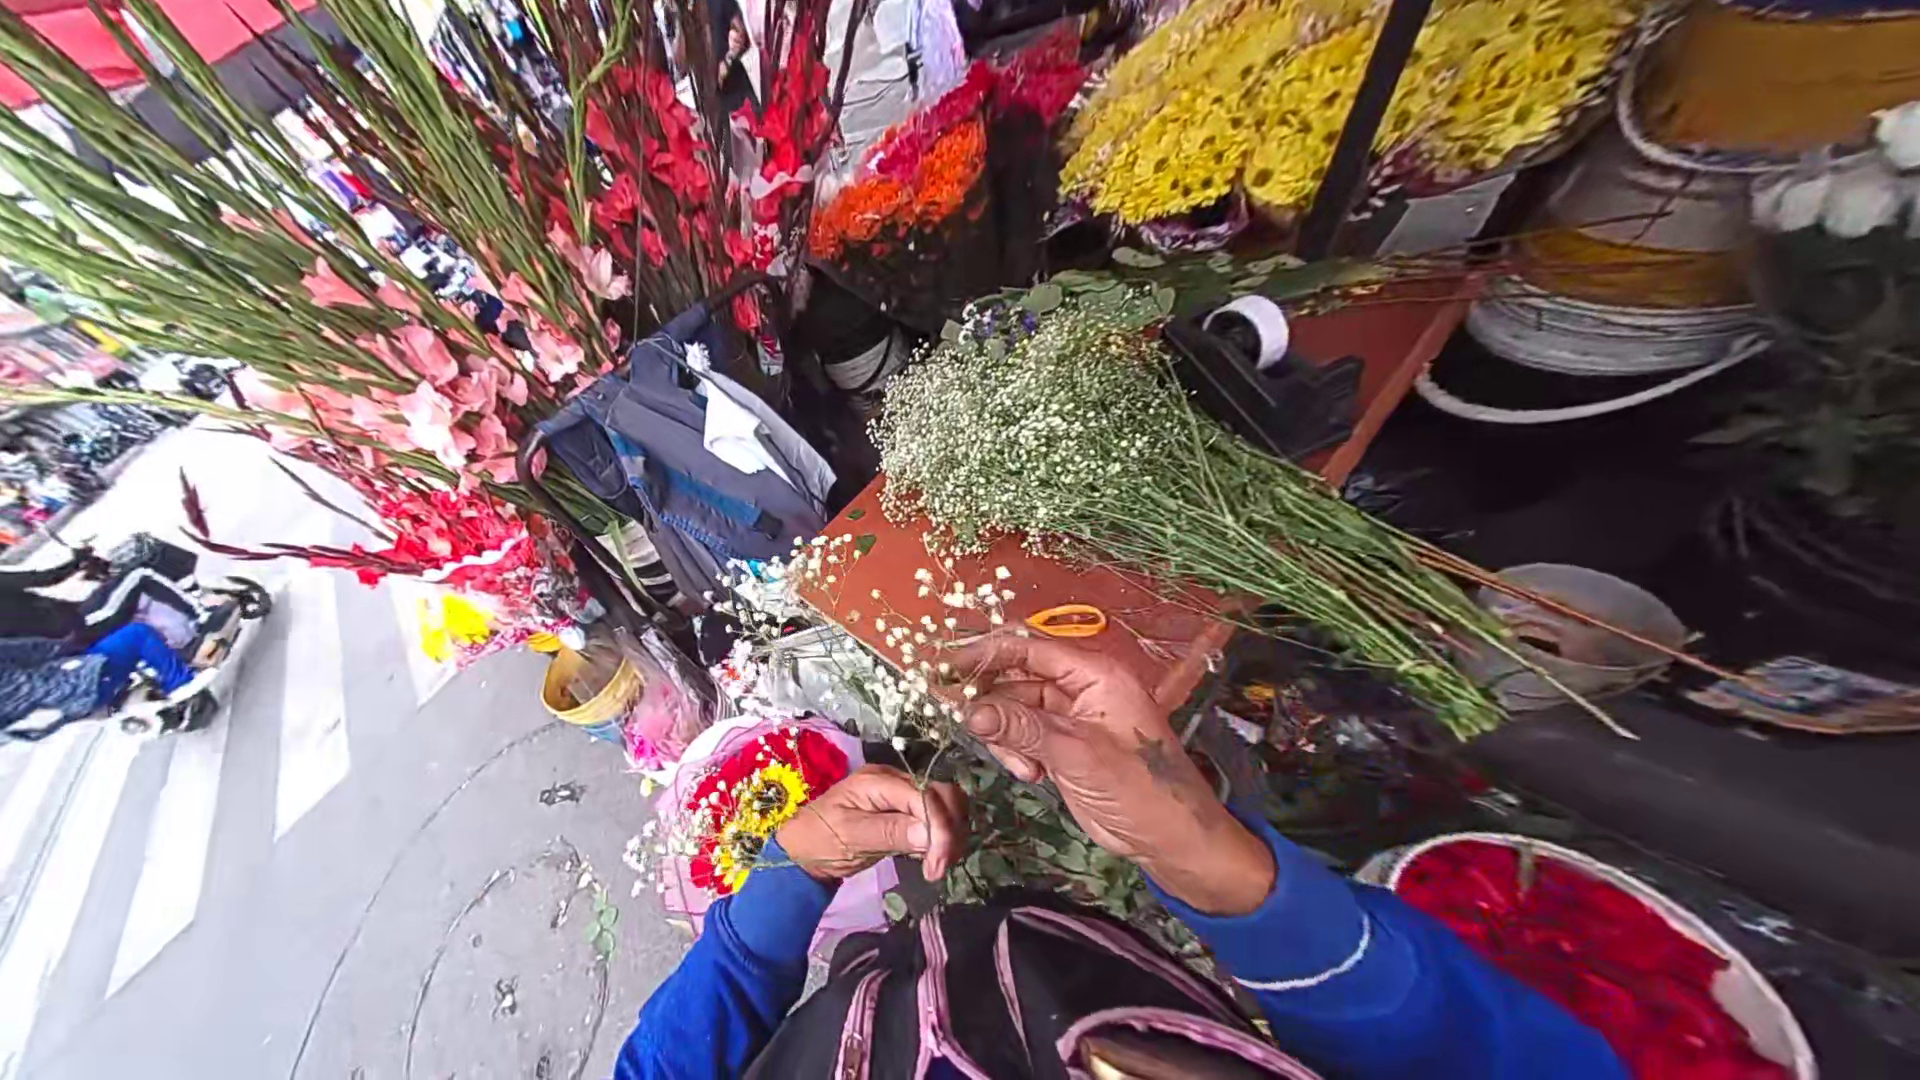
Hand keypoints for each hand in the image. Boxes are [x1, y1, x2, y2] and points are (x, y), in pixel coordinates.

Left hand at [776, 765, 966, 883]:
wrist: (803, 850)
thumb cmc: (820, 840)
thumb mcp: (850, 837)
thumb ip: (890, 832)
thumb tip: (930, 833)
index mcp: (879, 781)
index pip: (925, 795)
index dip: (940, 827)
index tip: (937, 865)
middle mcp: (895, 781)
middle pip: (941, 794)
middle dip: (949, 829)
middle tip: (940, 866)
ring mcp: (901, 794)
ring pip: (944, 804)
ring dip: (950, 834)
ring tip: (938, 865)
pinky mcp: (905, 810)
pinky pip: (935, 817)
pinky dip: (942, 836)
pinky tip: (933, 858)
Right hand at [949, 634, 1274, 914]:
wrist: (1173, 841)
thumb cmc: (1141, 788)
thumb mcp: (1079, 755)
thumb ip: (1023, 729)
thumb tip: (971, 711)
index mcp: (1094, 674)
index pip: (1031, 648)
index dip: (988, 653)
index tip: (949, 666)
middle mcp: (1080, 688)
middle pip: (1018, 678)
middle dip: (992, 700)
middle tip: (962, 717)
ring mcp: (1070, 717)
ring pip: (1016, 709)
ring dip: (1006, 733)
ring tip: (1020, 764)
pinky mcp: (1063, 744)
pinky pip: (1024, 734)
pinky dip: (1015, 751)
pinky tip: (1028, 773)